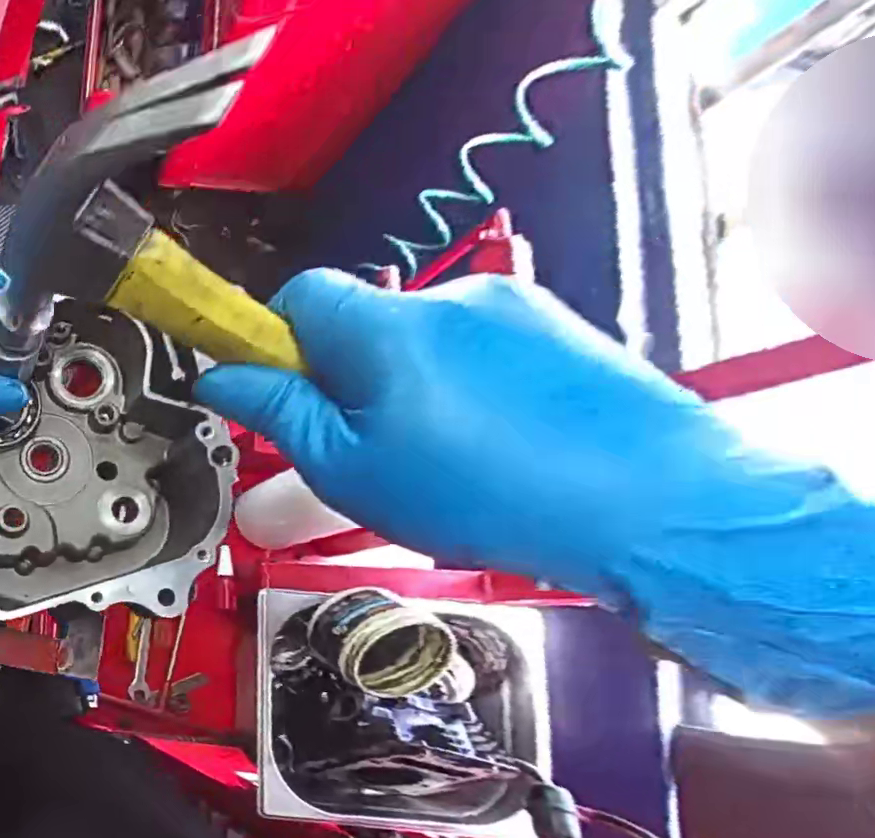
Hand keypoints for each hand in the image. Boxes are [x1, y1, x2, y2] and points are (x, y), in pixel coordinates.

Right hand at [193, 270, 739, 584]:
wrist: (648, 503)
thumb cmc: (491, 493)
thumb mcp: (350, 469)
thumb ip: (278, 412)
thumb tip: (225, 379)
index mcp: (385, 330)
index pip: (294, 297)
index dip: (266, 338)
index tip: (259, 378)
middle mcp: (444, 300)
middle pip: (350, 321)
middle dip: (332, 377)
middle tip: (346, 442)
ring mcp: (502, 308)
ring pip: (405, 339)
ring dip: (390, 386)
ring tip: (420, 454)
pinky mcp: (542, 328)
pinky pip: (461, 347)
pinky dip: (444, 385)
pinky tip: (467, 440)